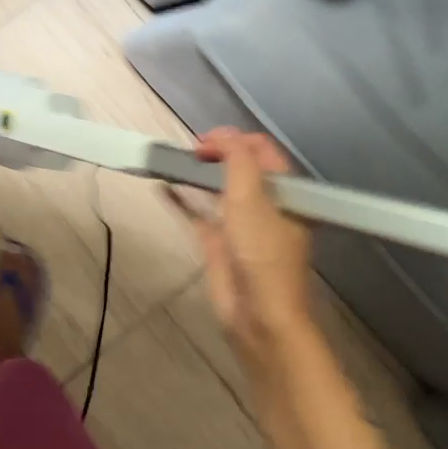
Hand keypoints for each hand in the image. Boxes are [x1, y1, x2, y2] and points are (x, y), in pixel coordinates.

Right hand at [170, 128, 312, 360]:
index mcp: (285, 193)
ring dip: (197, 173)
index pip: (262, 150)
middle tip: (188, 153)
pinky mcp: (220, 242)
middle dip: (214, 153)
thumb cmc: (261, 253)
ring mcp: (241, 224)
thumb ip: (237, 160)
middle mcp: (266, 205)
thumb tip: (223, 134)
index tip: (203, 144)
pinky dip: (181, 198)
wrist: (258, 314)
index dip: (233, 140)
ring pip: (217, 188)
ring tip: (173, 161)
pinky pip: (198, 212)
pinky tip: (162, 187)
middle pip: (239, 166)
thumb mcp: (251, 198)